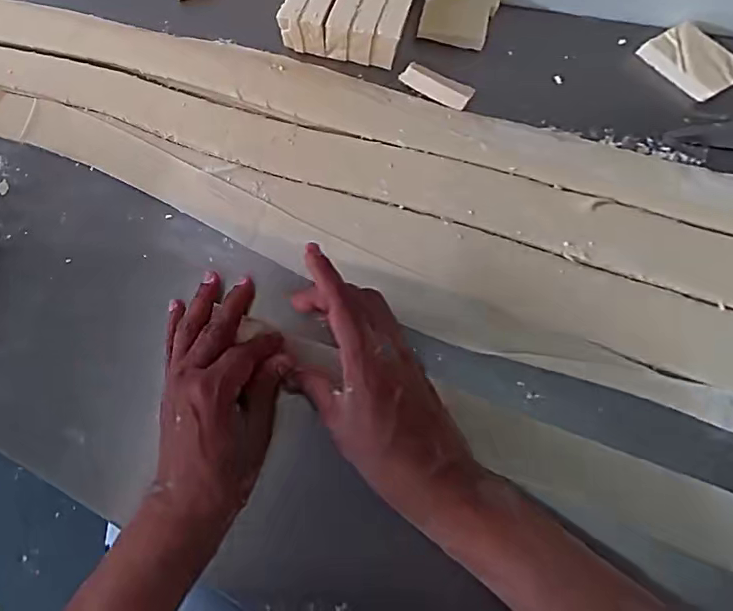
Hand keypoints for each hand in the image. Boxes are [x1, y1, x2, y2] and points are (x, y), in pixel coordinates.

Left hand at [66, 273, 289, 610]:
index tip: (280, 336)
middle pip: (215, 331)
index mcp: (214, 390)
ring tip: (211, 279)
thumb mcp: (254, 438)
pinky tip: (177, 306)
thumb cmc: (224, 478)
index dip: (264, 343)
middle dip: (233, 305)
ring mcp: (176, 378)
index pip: (243, 353)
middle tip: (246, 283)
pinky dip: (174, 324)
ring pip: (190, 330)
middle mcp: (190, 377)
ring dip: (201, 303)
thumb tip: (279, 359)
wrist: (184, 503)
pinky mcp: (169, 384)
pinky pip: (171, 346)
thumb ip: (264, 393)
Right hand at [288, 244, 480, 522]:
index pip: (341, 303)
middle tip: (300, 304)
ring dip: (345, 299)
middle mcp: (386, 346)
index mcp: (365, 357)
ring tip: (320, 316)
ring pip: (372, 306)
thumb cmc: (386, 458)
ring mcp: (403, 352)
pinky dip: (360, 314)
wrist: (442, 480)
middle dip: (326, 289)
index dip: (324, 274)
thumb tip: (291, 366)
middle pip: (356, 298)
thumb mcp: (340, 425)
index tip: (310, 252)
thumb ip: (314, 387)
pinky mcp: (411, 362)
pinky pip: (382, 322)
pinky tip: (346, 336)